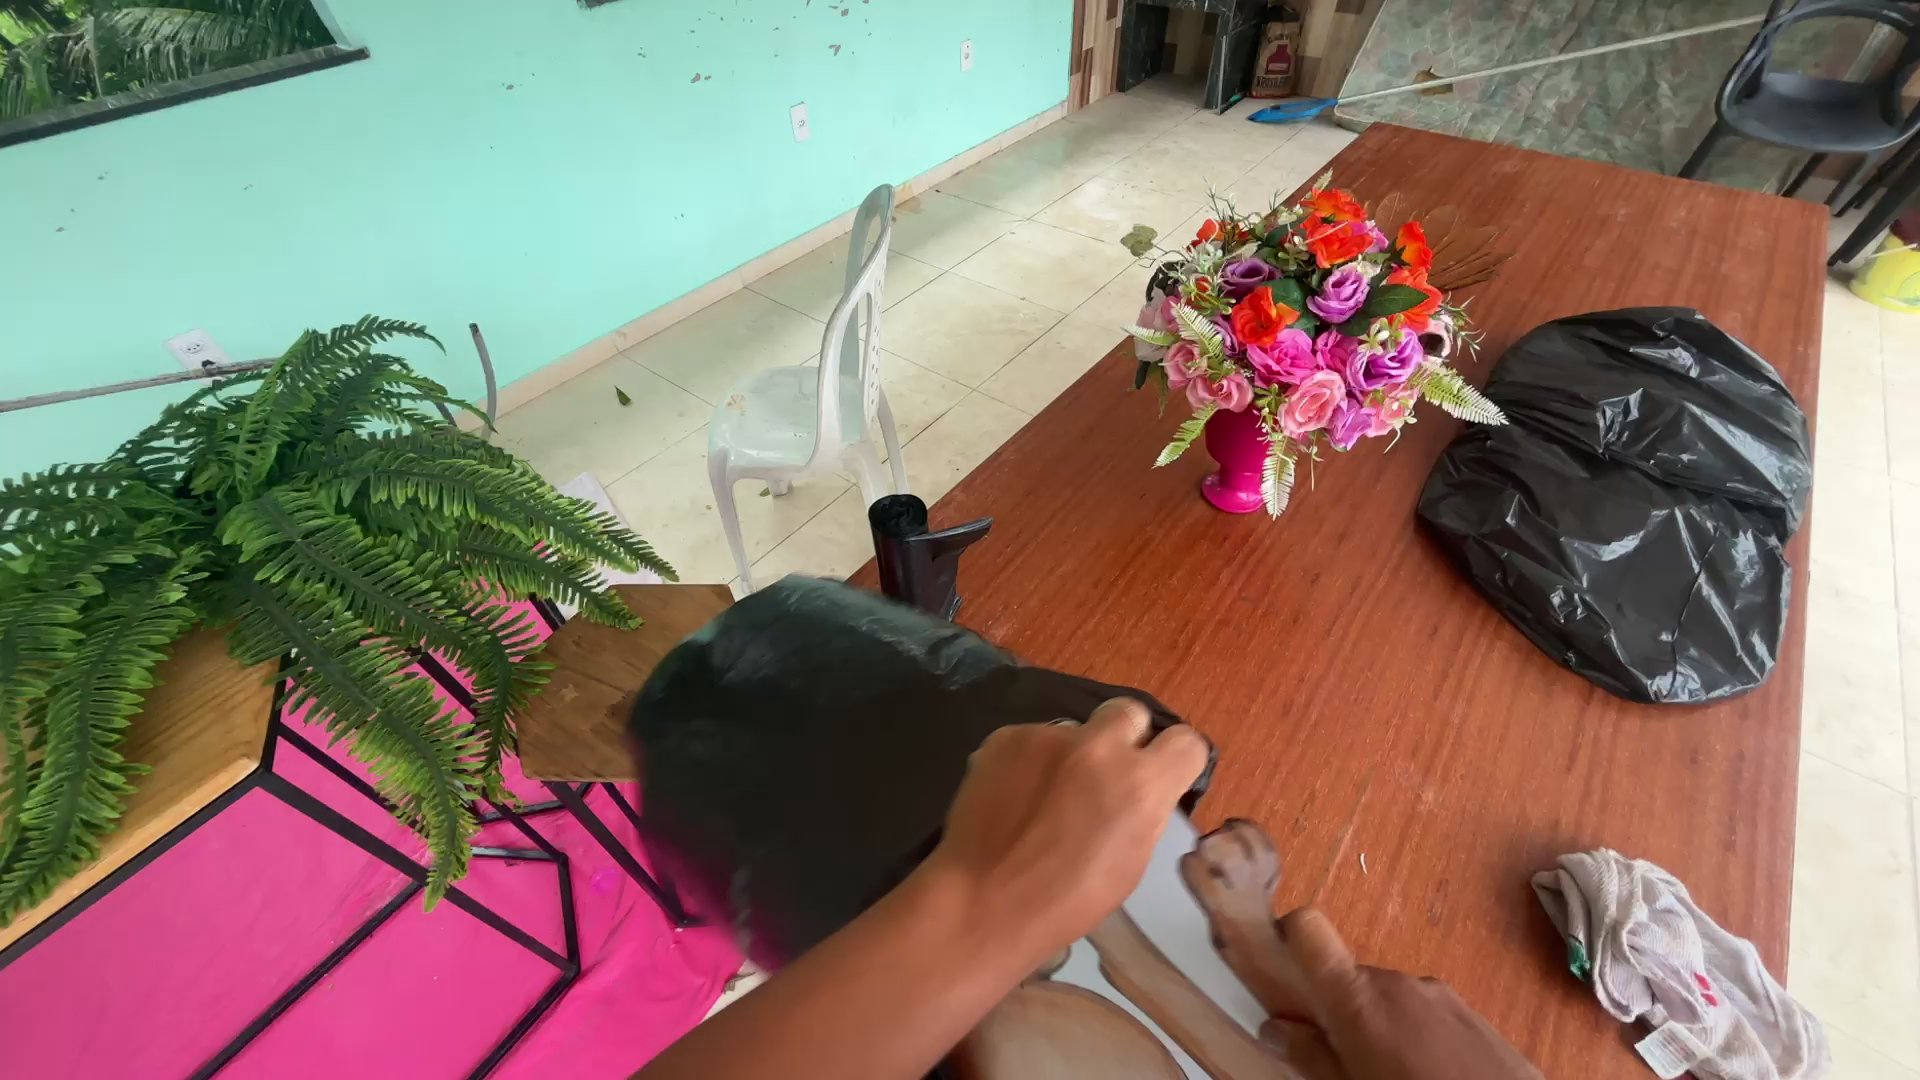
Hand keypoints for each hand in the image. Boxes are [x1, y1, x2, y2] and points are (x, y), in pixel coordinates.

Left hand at [912, 698, 1209, 970]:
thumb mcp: (1129, 862)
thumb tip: (1140, 786)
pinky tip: (1013, 795)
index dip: (1176, 758)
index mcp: (1140, 784)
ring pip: (1074, 730)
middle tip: (1104, 772)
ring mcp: (1049, 735)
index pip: (1186, 742)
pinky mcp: (1008, 735)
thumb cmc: (1065, 901)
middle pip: (1130, 711)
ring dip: (1070, 754)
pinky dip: (1029, 761)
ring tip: (1044, 796)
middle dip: (1124, 736)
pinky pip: (1032, 739)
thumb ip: (1142, 809)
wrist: (983, 898)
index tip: (1162, 773)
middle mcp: (1099, 746)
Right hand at [1259, 909, 1543, 1079]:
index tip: (1280, 968)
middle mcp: (1398, 981)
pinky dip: (1423, 1043)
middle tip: (1345, 1061)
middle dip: (1341, 1012)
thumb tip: (1274, 1027)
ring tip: (1398, 1079)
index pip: (1307, 928)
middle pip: (1349, 976)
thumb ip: (1311, 1058)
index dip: (1287, 937)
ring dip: (1384, 1030)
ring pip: (1391, 1001)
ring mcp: (1444, 998)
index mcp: (1358, 996)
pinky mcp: (1483, 1022)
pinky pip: (1432, 1019)